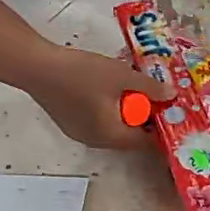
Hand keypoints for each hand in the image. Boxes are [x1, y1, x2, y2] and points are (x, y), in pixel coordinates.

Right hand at [22, 44, 175, 149]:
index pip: (145, 143)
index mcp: (112, 136)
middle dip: (143, 116)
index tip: (171, 112)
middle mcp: (96, 142)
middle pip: (129, 135)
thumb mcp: (122, 76)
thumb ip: (150, 88)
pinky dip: (109, 108)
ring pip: (113, 127)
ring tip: (133, 88)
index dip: (161, 128)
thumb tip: (172, 96)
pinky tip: (109, 87)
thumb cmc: (83, 74)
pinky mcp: (68, 122)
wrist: (37, 67)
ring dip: (125, 111)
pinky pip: (97, 120)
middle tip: (154, 94)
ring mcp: (80, 133)